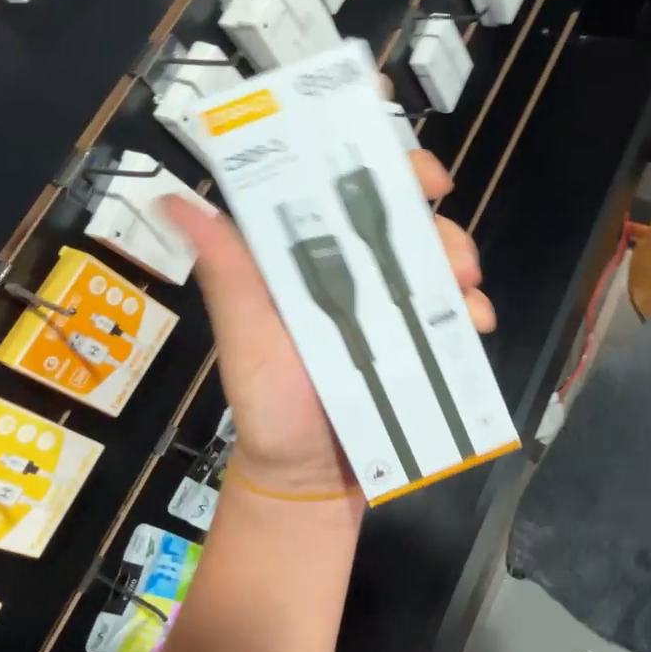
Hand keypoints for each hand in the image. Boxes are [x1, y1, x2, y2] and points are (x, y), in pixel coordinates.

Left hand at [158, 150, 493, 493]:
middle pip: (407, 223)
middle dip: (438, 224)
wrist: (312, 482)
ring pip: (439, 263)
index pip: (347, 195)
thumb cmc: (271, 407)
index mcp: (310, 261)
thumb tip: (174, 204)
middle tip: (450, 250)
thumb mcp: (247, 338)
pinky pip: (454, 316)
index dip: (385, 169)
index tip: (416, 175)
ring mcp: (393, 310)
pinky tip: (477, 324)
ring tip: (465, 289)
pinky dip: (473, 312)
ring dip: (460, 263)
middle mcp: (356, 275)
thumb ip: (229, 274)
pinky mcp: (421, 345)